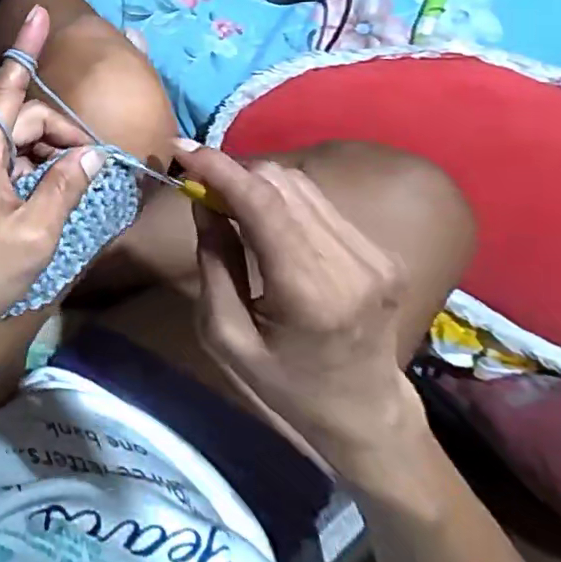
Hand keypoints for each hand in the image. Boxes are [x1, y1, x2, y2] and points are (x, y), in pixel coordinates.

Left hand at [0, 5, 105, 359]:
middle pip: (22, 116)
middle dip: (60, 132)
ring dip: (48, 152)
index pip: (6, 87)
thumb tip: (92, 155)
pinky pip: (8, 158)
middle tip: (90, 168)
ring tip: (72, 185)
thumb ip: (64, 186)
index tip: (39, 10)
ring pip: (17, 138)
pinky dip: (33, 167)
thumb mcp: (35, 233)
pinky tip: (51, 192)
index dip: (26, 49)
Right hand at [178, 142, 423, 476]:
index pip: (262, 204)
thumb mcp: (225, 334)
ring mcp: (373, 254)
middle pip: (280, 183)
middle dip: (231, 173)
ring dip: (255, 182)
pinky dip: (280, 197)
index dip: (218, 168)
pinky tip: (264, 218)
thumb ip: (213, 261)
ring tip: (228, 203)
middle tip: (198, 189)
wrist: (365, 413)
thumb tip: (202, 199)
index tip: (179, 148)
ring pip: (299, 184)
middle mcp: (350, 264)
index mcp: (308, 292)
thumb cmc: (284, 385)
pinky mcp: (381, 250)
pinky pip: (318, 201)